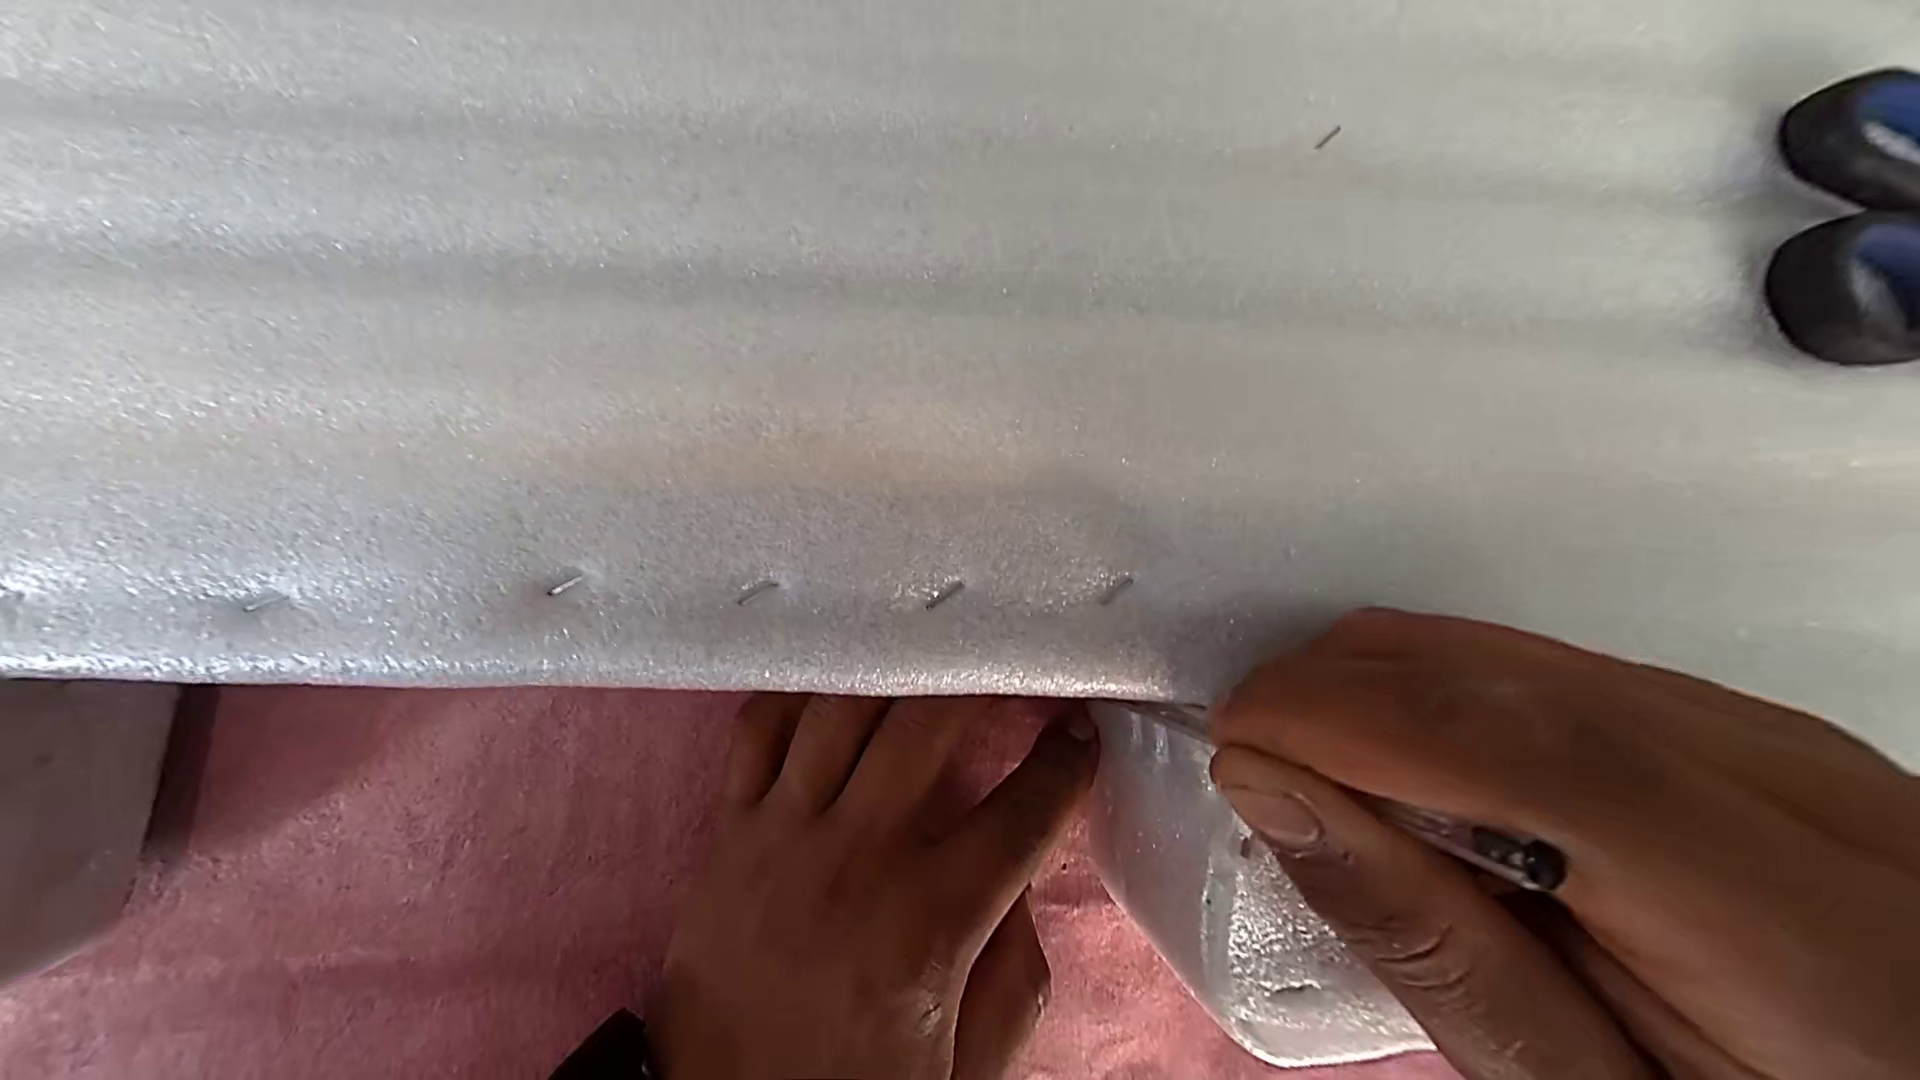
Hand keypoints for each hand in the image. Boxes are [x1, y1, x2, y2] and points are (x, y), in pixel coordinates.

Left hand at [656, 695, 1097, 1079]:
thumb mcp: (969, 1065)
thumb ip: (1017, 969)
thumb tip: (1023, 875)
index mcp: (928, 922)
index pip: (1021, 815)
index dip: (1063, 763)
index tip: (1079, 730)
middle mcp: (857, 856)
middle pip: (926, 726)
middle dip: (980, 682)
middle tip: (1005, 667)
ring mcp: (786, 830)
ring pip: (843, 708)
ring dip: (895, 670)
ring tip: (929, 655)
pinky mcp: (732, 826)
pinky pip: (759, 728)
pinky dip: (800, 692)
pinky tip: (836, 681)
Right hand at [1209, 609, 1919, 1079]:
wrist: (1863, 1065)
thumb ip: (1419, 934)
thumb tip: (1262, 781)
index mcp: (1806, 925)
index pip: (1526, 749)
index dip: (1345, 718)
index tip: (1232, 740)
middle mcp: (1784, 779)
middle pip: (1487, 674)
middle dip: (1324, 690)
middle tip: (1251, 754)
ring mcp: (1738, 723)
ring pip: (1479, 645)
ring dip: (1354, 684)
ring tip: (1307, 759)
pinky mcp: (1690, 705)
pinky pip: (1499, 653)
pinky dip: (1403, 684)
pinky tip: (1385, 755)